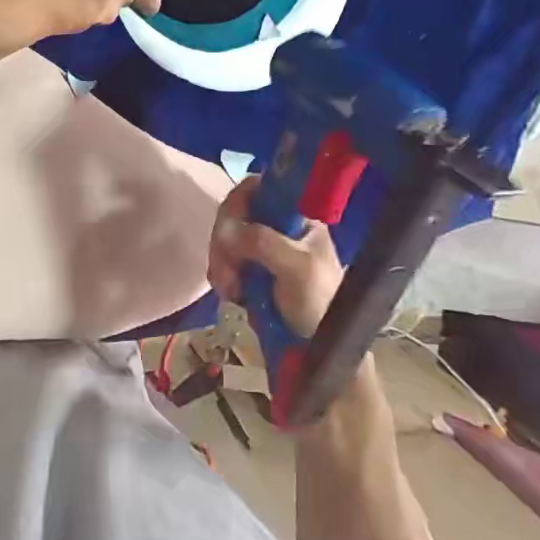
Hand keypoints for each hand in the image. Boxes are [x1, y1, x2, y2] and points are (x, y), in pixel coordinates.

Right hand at [206, 176, 344, 336]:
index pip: (259, 189)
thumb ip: (264, 243)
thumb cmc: (318, 305)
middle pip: (234, 215)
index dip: (238, 202)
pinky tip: (230, 295)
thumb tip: (225, 229)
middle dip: (224, 241)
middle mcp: (276, 228)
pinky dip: (221, 276)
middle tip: (227, 269)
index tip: (229, 226)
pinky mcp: (248, 273)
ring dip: (221, 263)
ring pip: (224, 240)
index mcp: (296, 217)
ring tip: (230, 289)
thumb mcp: (298, 269)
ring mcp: (261, 251)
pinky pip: (222, 262)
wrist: (318, 351)